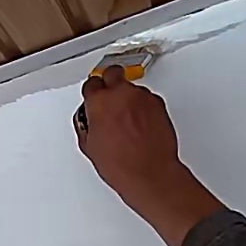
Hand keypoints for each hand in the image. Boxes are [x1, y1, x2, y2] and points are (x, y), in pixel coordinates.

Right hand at [74, 65, 226, 245]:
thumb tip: (89, 120)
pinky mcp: (158, 104)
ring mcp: (142, 97)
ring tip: (126, 119)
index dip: (91, 92)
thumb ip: (87, 124)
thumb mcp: (90, 145)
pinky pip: (147, 99)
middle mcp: (122, 94)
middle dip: (109, 81)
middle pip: (113, 73)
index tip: (92, 97)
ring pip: (132, 87)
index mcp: (99, 102)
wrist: (149, 173)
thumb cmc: (121, 164)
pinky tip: (138, 124)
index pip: (91, 84)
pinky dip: (142, 107)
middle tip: (108, 95)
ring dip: (128, 97)